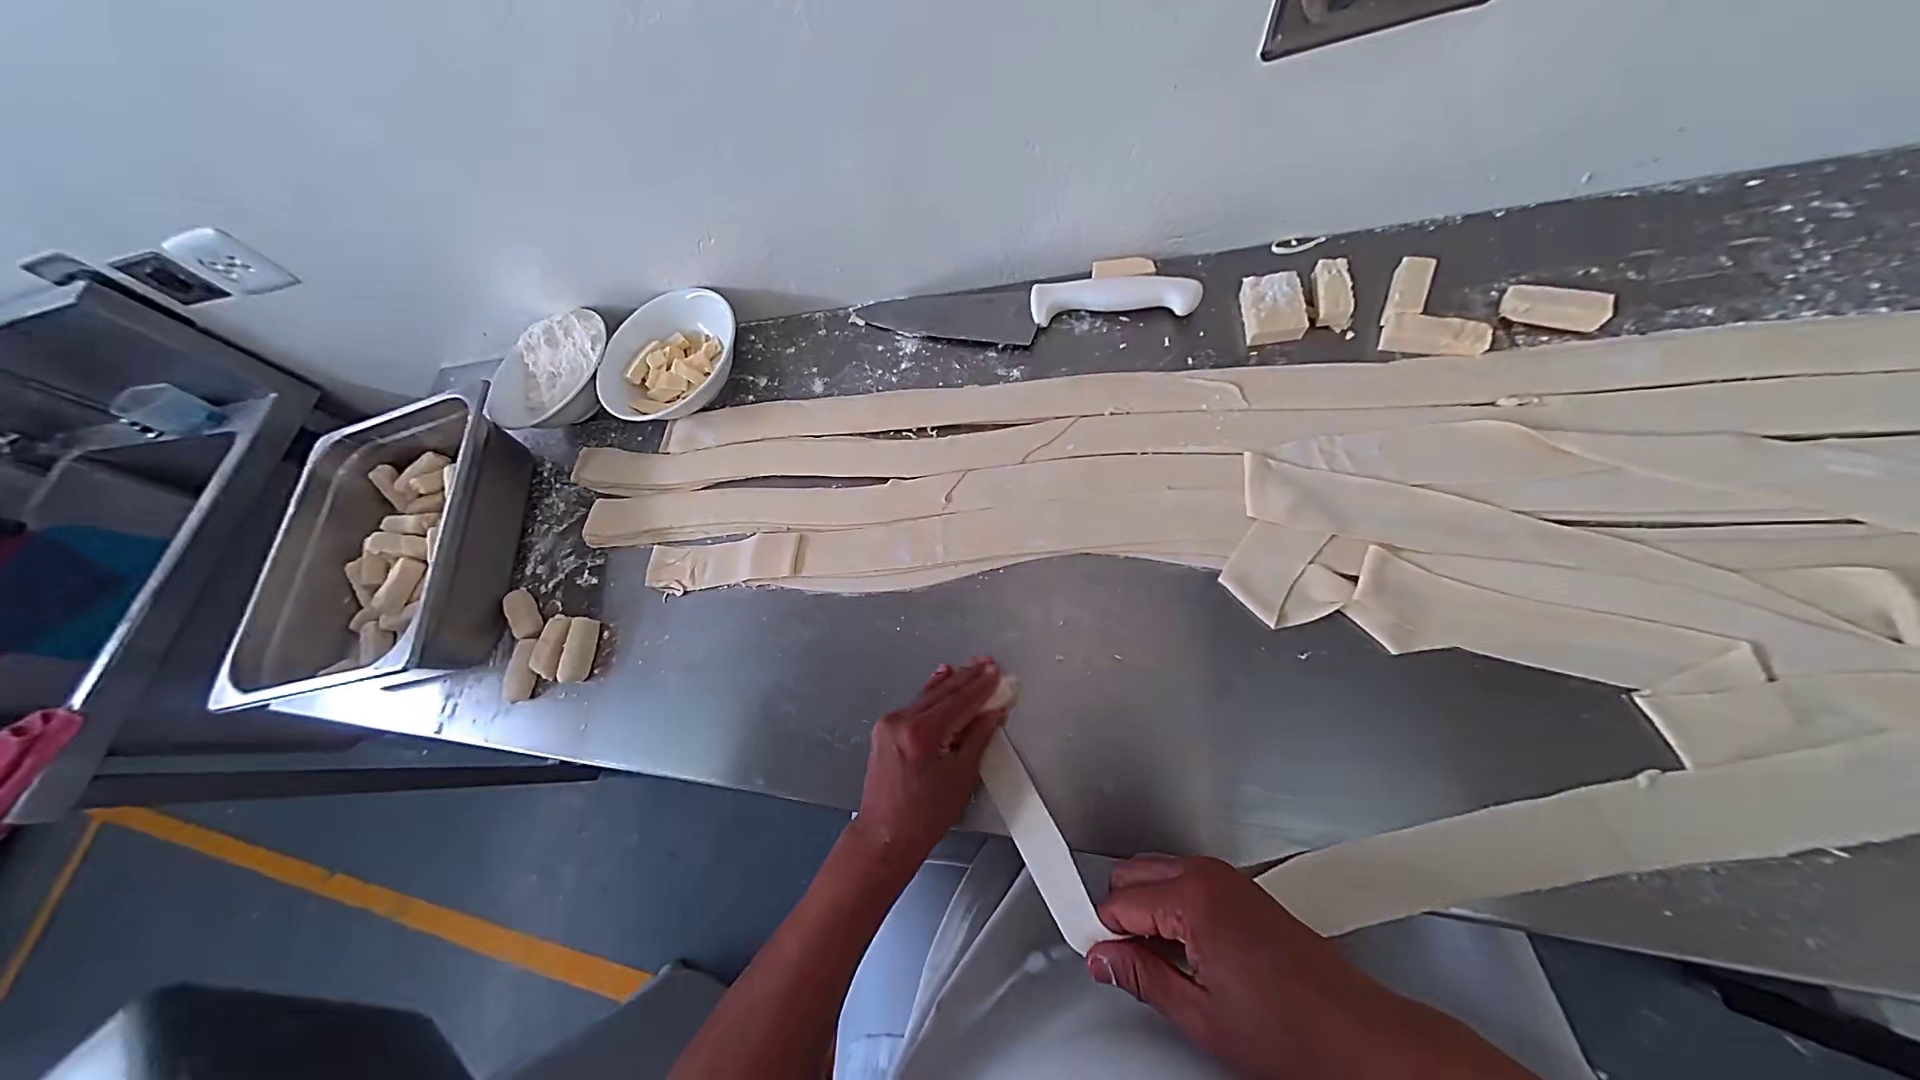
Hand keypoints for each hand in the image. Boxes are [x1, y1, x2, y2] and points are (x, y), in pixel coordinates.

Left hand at [848, 658, 1006, 869]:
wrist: (886, 835)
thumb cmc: (921, 817)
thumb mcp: (961, 777)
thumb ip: (978, 737)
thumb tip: (992, 714)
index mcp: (920, 734)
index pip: (959, 701)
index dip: (982, 686)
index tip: (997, 674)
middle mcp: (900, 722)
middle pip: (943, 693)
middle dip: (969, 678)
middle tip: (988, 664)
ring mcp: (889, 723)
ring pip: (928, 695)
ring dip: (952, 682)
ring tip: (972, 667)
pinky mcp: (885, 729)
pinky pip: (915, 704)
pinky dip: (933, 693)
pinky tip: (942, 679)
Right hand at [1086, 856, 1536, 1079]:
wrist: (1361, 1037)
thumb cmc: (1298, 1031)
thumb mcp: (1199, 1016)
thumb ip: (1140, 977)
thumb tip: (1105, 958)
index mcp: (1192, 899)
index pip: (1116, 900)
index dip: (1101, 933)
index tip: (1099, 957)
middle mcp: (1208, 875)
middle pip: (1130, 875)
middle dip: (1120, 915)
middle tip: (1128, 964)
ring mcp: (1227, 877)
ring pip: (1155, 874)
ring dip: (1145, 910)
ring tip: (1164, 964)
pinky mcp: (1241, 886)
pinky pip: (1184, 880)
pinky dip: (1171, 906)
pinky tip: (1189, 951)